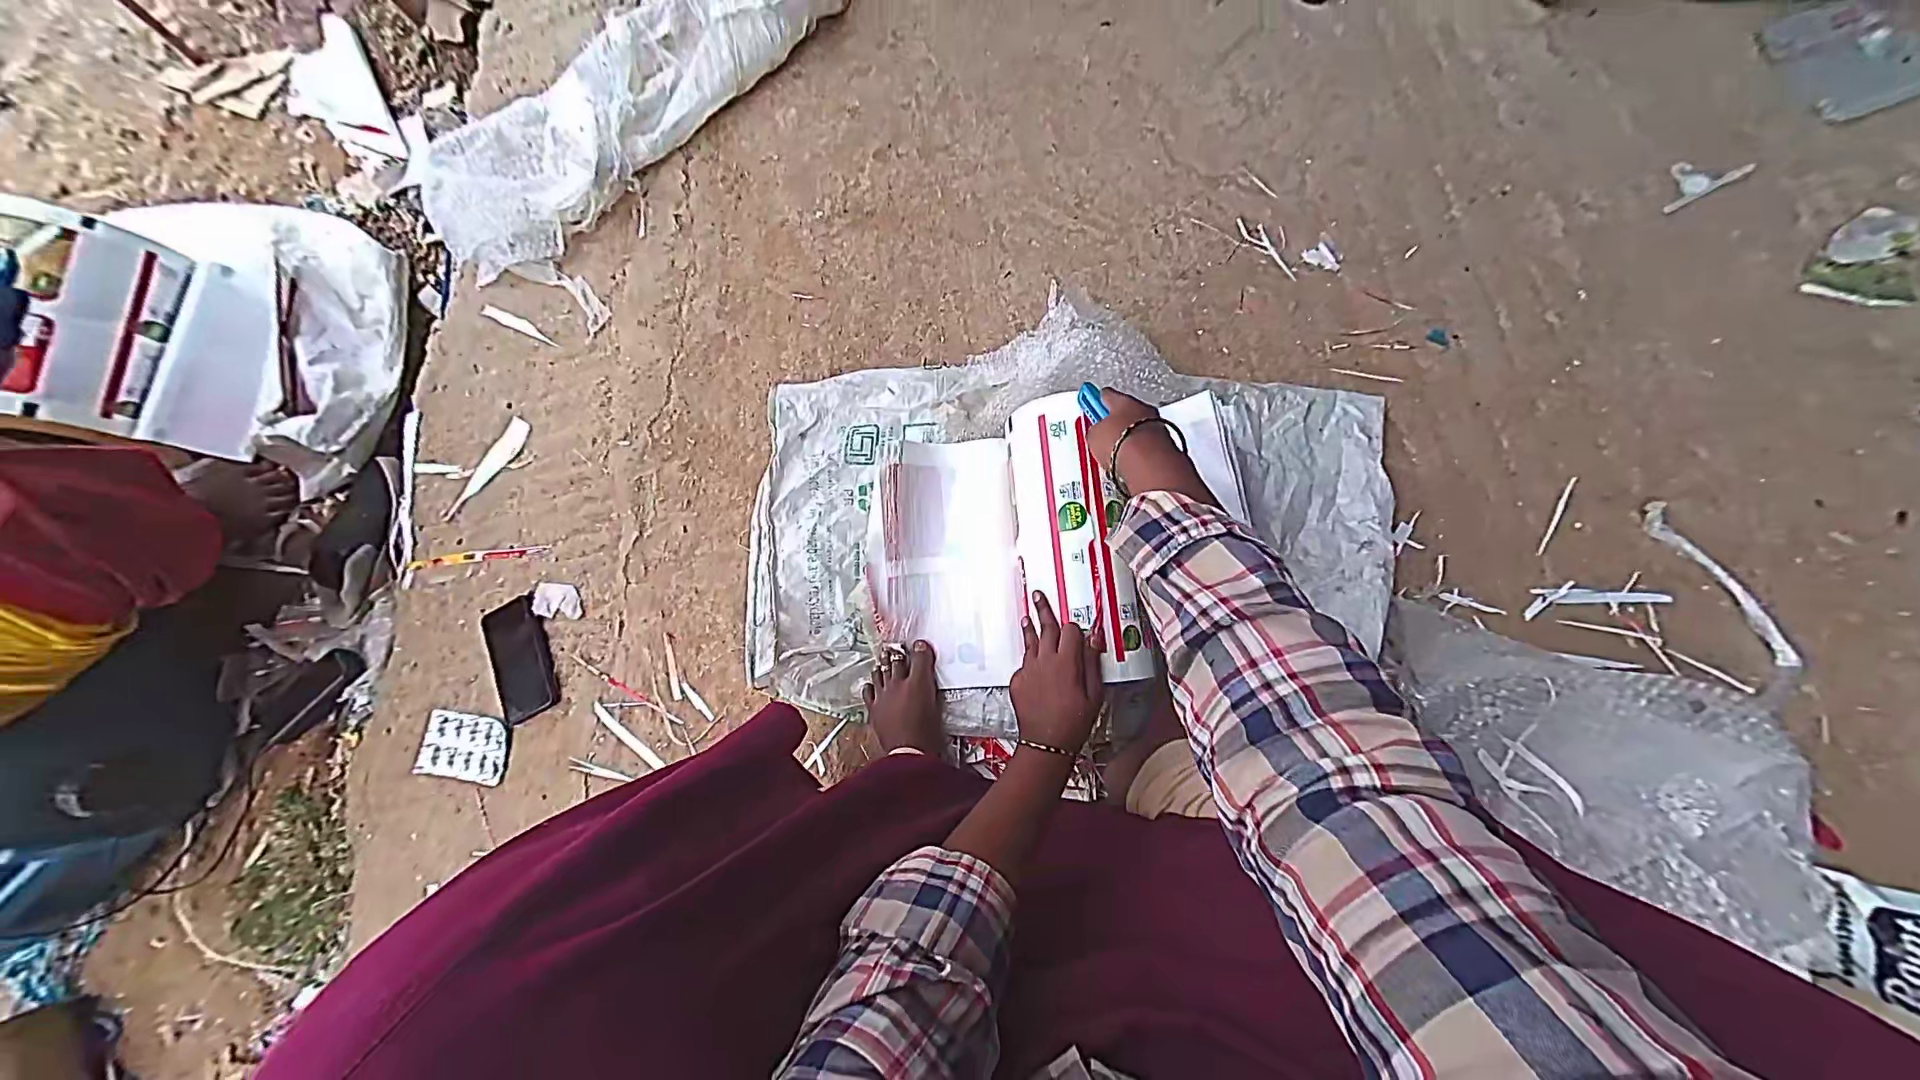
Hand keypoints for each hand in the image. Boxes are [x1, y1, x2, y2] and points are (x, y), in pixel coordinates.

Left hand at [1010, 592, 1103, 751]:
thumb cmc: (1075, 721)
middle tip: (1039, 595)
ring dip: (1031, 628)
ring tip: (1028, 617)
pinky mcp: (1017, 680)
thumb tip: (1094, 639)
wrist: (1046, 743)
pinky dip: (1030, 659)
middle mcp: (1045, 661)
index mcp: (1067, 662)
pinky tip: (1034, 663)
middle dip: (1044, 610)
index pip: (1070, 630)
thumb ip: (1093, 663)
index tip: (1077, 630)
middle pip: (1045, 627)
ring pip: (1030, 642)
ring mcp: (1029, 669)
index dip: (1074, 629)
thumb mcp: (1094, 694)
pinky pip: (1025, 663)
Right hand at [1084, 387, 1160, 468]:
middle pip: (1126, 411)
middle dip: (1116, 421)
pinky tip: (1129, 460)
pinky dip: (1139, 451)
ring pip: (1138, 428)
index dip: (1097, 399)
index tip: (1092, 398)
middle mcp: (1143, 408)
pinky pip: (1146, 445)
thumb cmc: (1123, 442)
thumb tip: (1095, 434)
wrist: (1147, 462)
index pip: (1107, 395)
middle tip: (1104, 432)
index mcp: (1123, 400)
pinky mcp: (1164, 444)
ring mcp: (1156, 426)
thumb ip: (1094, 430)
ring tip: (1116, 452)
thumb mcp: (1094, 436)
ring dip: (1128, 437)